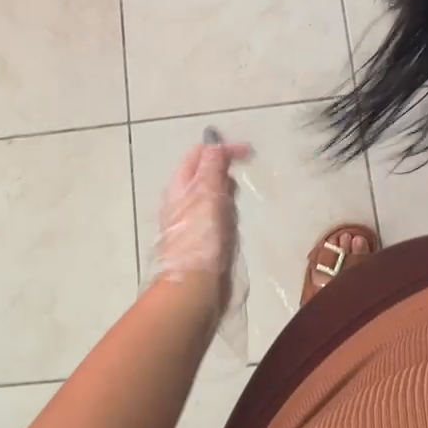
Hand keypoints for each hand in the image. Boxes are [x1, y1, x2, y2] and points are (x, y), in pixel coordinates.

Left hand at [151, 140, 248, 320]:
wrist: (192, 285)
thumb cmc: (200, 236)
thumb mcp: (206, 194)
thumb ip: (210, 167)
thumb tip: (213, 143)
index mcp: (179, 186)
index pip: (198, 155)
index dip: (221, 148)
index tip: (248, 152)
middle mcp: (181, 200)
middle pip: (203, 173)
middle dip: (224, 171)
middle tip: (238, 182)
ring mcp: (189, 220)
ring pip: (210, 195)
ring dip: (225, 193)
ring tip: (234, 205)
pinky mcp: (199, 238)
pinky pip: (215, 216)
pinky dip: (225, 212)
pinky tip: (230, 225)